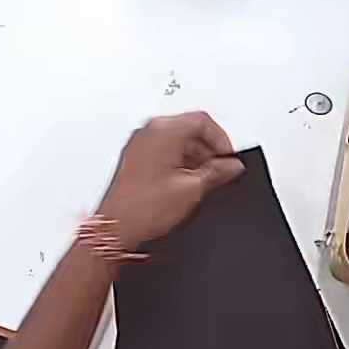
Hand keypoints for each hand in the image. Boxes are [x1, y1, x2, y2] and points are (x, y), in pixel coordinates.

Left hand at [96, 112, 244, 250]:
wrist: (115, 227)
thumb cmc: (144, 208)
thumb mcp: (192, 188)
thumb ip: (218, 172)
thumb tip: (232, 166)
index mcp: (164, 130)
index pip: (203, 121)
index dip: (222, 140)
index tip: (229, 159)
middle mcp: (150, 131)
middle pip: (190, 127)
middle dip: (210, 148)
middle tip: (222, 169)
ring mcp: (140, 143)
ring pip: (178, 138)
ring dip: (196, 155)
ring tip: (205, 179)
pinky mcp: (135, 156)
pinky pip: (165, 148)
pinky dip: (180, 159)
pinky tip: (187, 181)